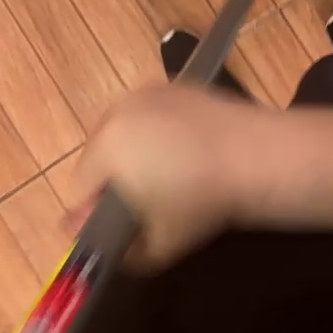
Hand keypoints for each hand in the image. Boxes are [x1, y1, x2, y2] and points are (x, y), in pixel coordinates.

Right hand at [67, 85, 272, 268]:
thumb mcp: (156, 245)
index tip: (120, 223)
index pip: (80, 187)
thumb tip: (97, 242)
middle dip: (111, 178)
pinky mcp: (172, 83)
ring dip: (130, 150)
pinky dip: (153, 128)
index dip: (94, 212)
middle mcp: (118, 110)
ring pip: (121, 129)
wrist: (252, 155)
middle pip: (97, 153)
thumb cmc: (200, 201)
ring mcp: (146, 91)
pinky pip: (147, 112)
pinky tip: (181, 147)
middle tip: (143, 200)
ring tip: (165, 172)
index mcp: (105, 147)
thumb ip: (117, 249)